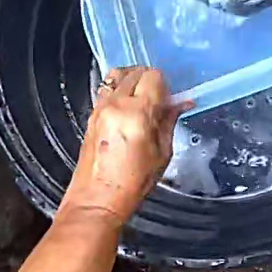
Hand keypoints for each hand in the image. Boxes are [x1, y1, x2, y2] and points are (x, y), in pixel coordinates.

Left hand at [65, 67, 186, 221]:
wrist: (96, 199)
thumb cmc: (130, 183)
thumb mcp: (162, 153)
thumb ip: (169, 122)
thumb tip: (179, 104)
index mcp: (137, 113)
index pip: (153, 77)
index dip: (165, 86)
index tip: (169, 100)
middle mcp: (115, 105)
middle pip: (135, 72)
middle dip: (150, 81)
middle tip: (158, 100)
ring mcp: (100, 108)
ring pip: (118, 75)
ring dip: (133, 81)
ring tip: (142, 100)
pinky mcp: (91, 114)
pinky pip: (107, 89)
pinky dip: (120, 90)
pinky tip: (128, 109)